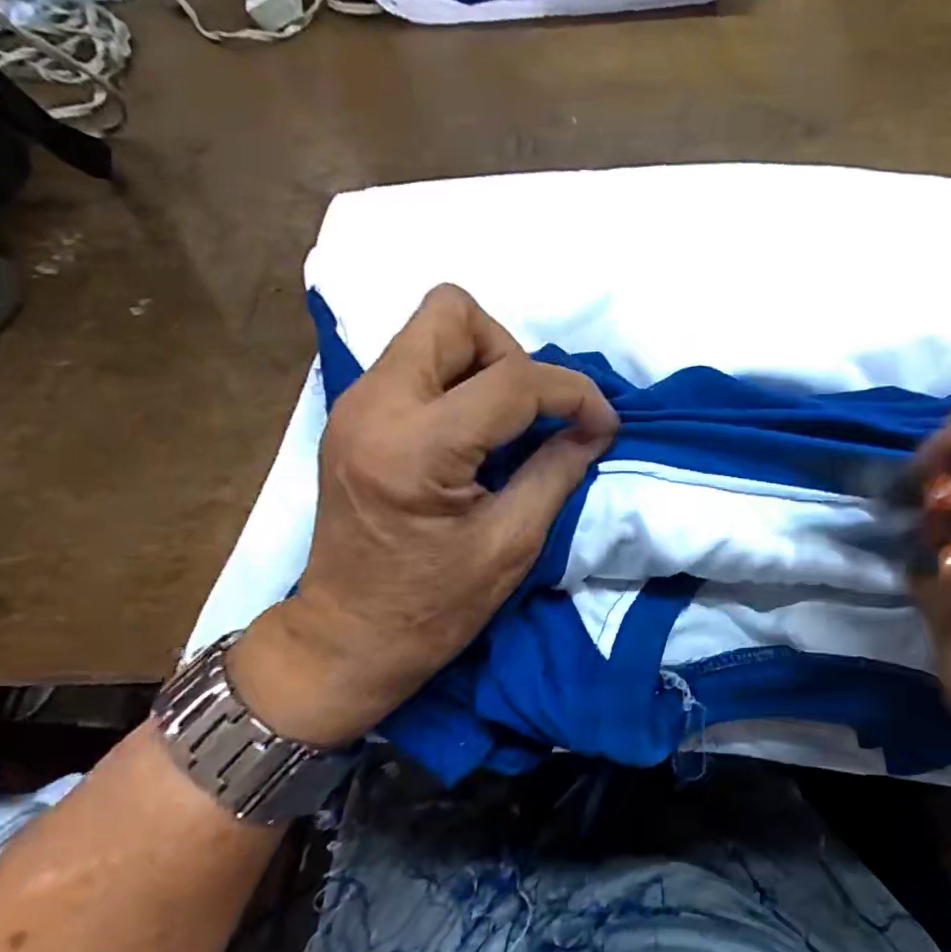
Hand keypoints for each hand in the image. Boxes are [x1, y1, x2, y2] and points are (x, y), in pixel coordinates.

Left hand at [228, 285, 617, 747]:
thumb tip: (598, 424)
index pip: (512, 379)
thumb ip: (560, 469)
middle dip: (511, 353)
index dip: (573, 392)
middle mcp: (375, 406)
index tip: (603, 423)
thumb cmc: (435, 606)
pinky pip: (418, 360)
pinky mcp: (356, 414)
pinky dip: (460, 379)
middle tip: (532, 412)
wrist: (348, 638)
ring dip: (485, 361)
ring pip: (432, 328)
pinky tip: (477, 431)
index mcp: (416, 449)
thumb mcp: (515, 542)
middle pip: (453, 314)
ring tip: (507, 422)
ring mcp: (357, 405)